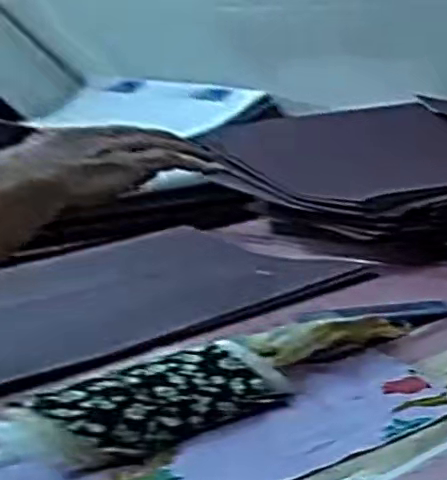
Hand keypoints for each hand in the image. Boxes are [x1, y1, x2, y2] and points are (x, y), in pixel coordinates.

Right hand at [0, 126, 214, 209]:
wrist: (31, 180)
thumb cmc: (39, 177)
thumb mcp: (64, 162)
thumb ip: (94, 165)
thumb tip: (123, 177)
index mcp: (83, 134)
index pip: (129, 131)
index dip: (156, 137)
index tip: (174, 143)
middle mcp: (103, 136)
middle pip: (150, 134)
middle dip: (178, 141)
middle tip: (202, 150)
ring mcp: (117, 149)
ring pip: (163, 144)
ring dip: (192, 152)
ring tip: (213, 159)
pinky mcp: (129, 163)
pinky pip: (169, 159)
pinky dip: (193, 163)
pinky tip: (211, 168)